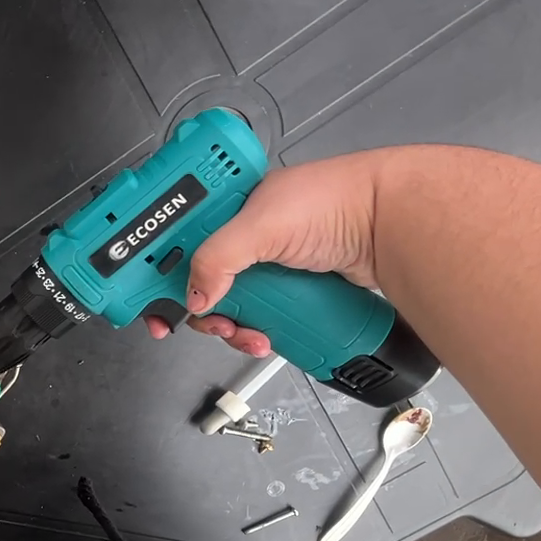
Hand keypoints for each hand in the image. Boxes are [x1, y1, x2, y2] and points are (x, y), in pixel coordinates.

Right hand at [144, 150, 386, 355]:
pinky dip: (250, 333)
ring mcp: (260, 266)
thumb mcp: (262, 225)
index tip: (144, 301)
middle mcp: (237, 238)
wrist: (396, 226)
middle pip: (191, 283)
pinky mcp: (281, 290)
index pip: (172, 243)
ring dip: (226, 329)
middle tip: (201, 323)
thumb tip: (192, 299)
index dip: (152, 273)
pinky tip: (262, 337)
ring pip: (220, 307)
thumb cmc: (337, 203)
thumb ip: (216, 258)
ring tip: (245, 335)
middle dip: (194, 311)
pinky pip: (250, 318)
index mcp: (224, 209)